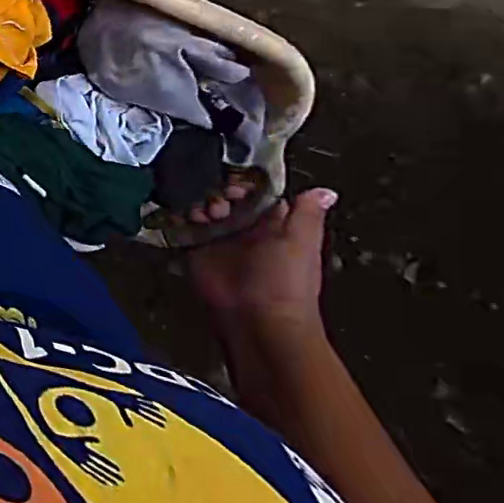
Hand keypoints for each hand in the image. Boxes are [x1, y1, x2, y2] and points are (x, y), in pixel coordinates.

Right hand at [188, 188, 335, 345]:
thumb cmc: (285, 282)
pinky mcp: (194, 249)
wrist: (257, 319)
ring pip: (200, 207)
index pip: (252, 192)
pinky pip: (181, 225)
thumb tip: (326, 191)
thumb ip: (306, 216)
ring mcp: (216, 238)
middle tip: (218, 203)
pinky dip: (177, 216)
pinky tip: (182, 217)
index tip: (234, 184)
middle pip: (222, 196)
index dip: (242, 183)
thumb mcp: (300, 244)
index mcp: (270, 225)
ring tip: (203, 214)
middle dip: (215, 191)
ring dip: (197, 202)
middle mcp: (241, 228)